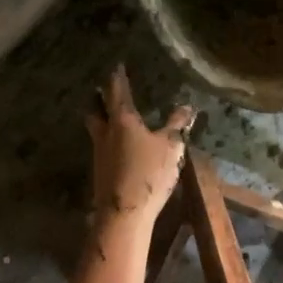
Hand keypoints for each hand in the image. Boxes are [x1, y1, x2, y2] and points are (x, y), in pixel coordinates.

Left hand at [86, 64, 195, 228]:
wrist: (124, 215)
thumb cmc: (148, 173)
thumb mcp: (171, 146)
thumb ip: (178, 124)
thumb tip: (186, 106)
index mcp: (122, 121)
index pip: (117, 91)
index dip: (117, 77)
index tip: (117, 66)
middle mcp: (105, 134)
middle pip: (95, 110)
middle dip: (97, 98)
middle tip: (99, 90)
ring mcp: (99, 154)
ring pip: (95, 129)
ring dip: (99, 118)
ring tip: (107, 114)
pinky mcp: (101, 172)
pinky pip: (101, 146)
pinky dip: (107, 138)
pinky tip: (116, 144)